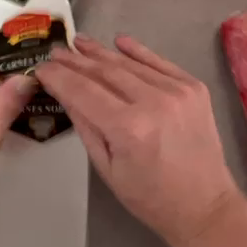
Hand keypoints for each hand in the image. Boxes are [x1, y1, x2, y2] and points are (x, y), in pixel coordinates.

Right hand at [33, 36, 246, 246]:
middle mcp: (153, 102)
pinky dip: (138, 51)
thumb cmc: (150, 197)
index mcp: (129, 128)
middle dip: (77, 60)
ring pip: (131, 64)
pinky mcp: (194, 87)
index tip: (41, 67)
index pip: (83, 91)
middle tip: (57, 51)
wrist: (205, 205)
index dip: (59, 76)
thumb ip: (86, 126)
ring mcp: (177, 91)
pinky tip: (119, 41)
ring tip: (80, 43)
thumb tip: (64, 91)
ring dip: (103, 52)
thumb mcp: (107, 168)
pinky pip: (159, 63)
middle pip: (106, 72)